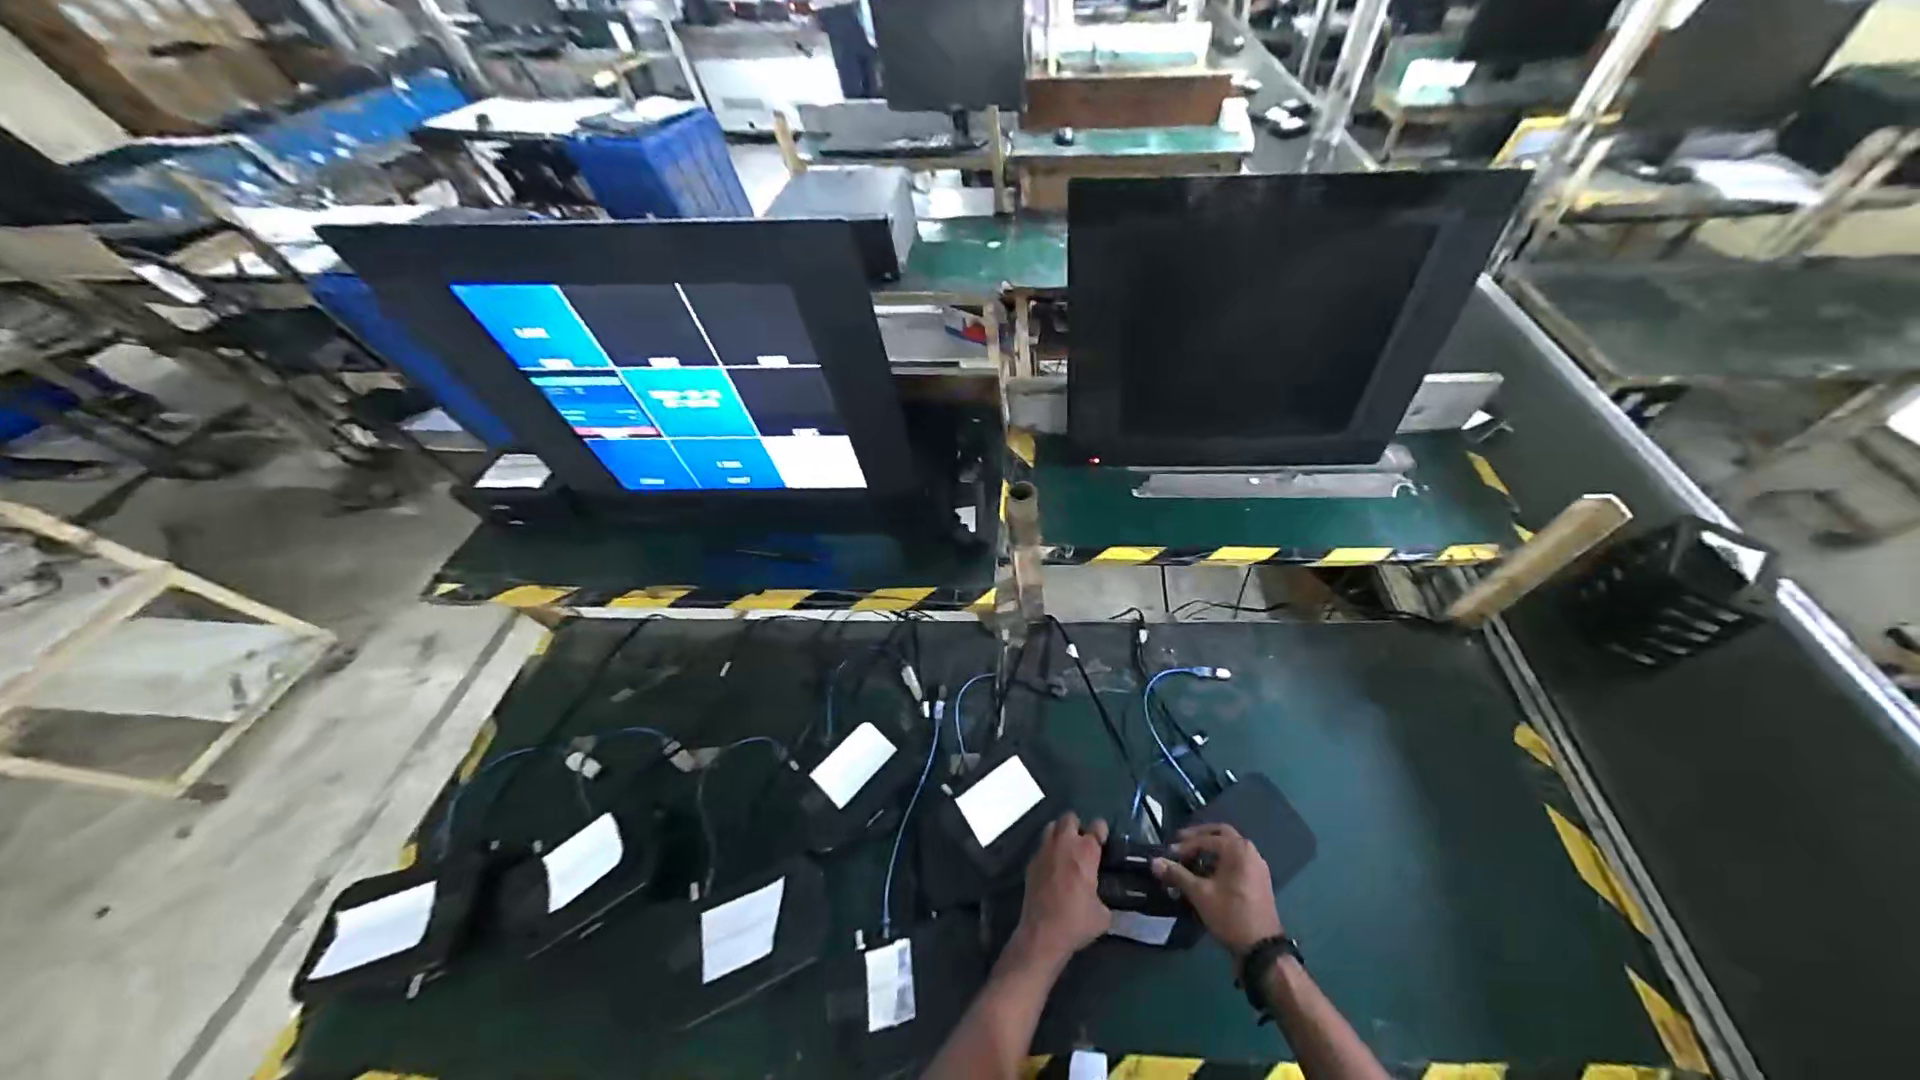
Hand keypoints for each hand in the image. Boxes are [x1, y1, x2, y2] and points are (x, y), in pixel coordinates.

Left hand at [1010, 812, 1111, 968]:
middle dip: (1077, 826)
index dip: (1101, 831)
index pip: (1097, 825)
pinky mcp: (1031, 862)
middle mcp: (1064, 844)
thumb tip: (1099, 896)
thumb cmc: (1077, 921)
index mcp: (1085, 852)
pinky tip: (1053, 867)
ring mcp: (1044, 850)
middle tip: (1083, 844)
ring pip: (1052, 827)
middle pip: (1070, 818)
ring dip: (1060, 833)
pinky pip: (1042, 846)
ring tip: (1067, 851)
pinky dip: (1049, 850)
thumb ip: (1103, 896)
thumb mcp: (1103, 913)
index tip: (1103, 841)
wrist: (1043, 933)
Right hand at [1152, 823, 1281, 958]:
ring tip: (1192, 857)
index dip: (1184, 845)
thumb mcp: (1200, 894)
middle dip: (1199, 836)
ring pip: (1230, 846)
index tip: (1169, 854)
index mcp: (1237, 849)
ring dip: (1211, 847)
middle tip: (1181, 843)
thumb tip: (1154, 861)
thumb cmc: (1230, 915)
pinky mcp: (1259, 878)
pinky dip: (1221, 858)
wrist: (1262, 948)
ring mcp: (1257, 865)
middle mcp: (1250, 851)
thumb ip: (1177, 874)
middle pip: (1220, 833)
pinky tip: (1209, 871)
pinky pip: (1237, 859)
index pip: (1205, 839)